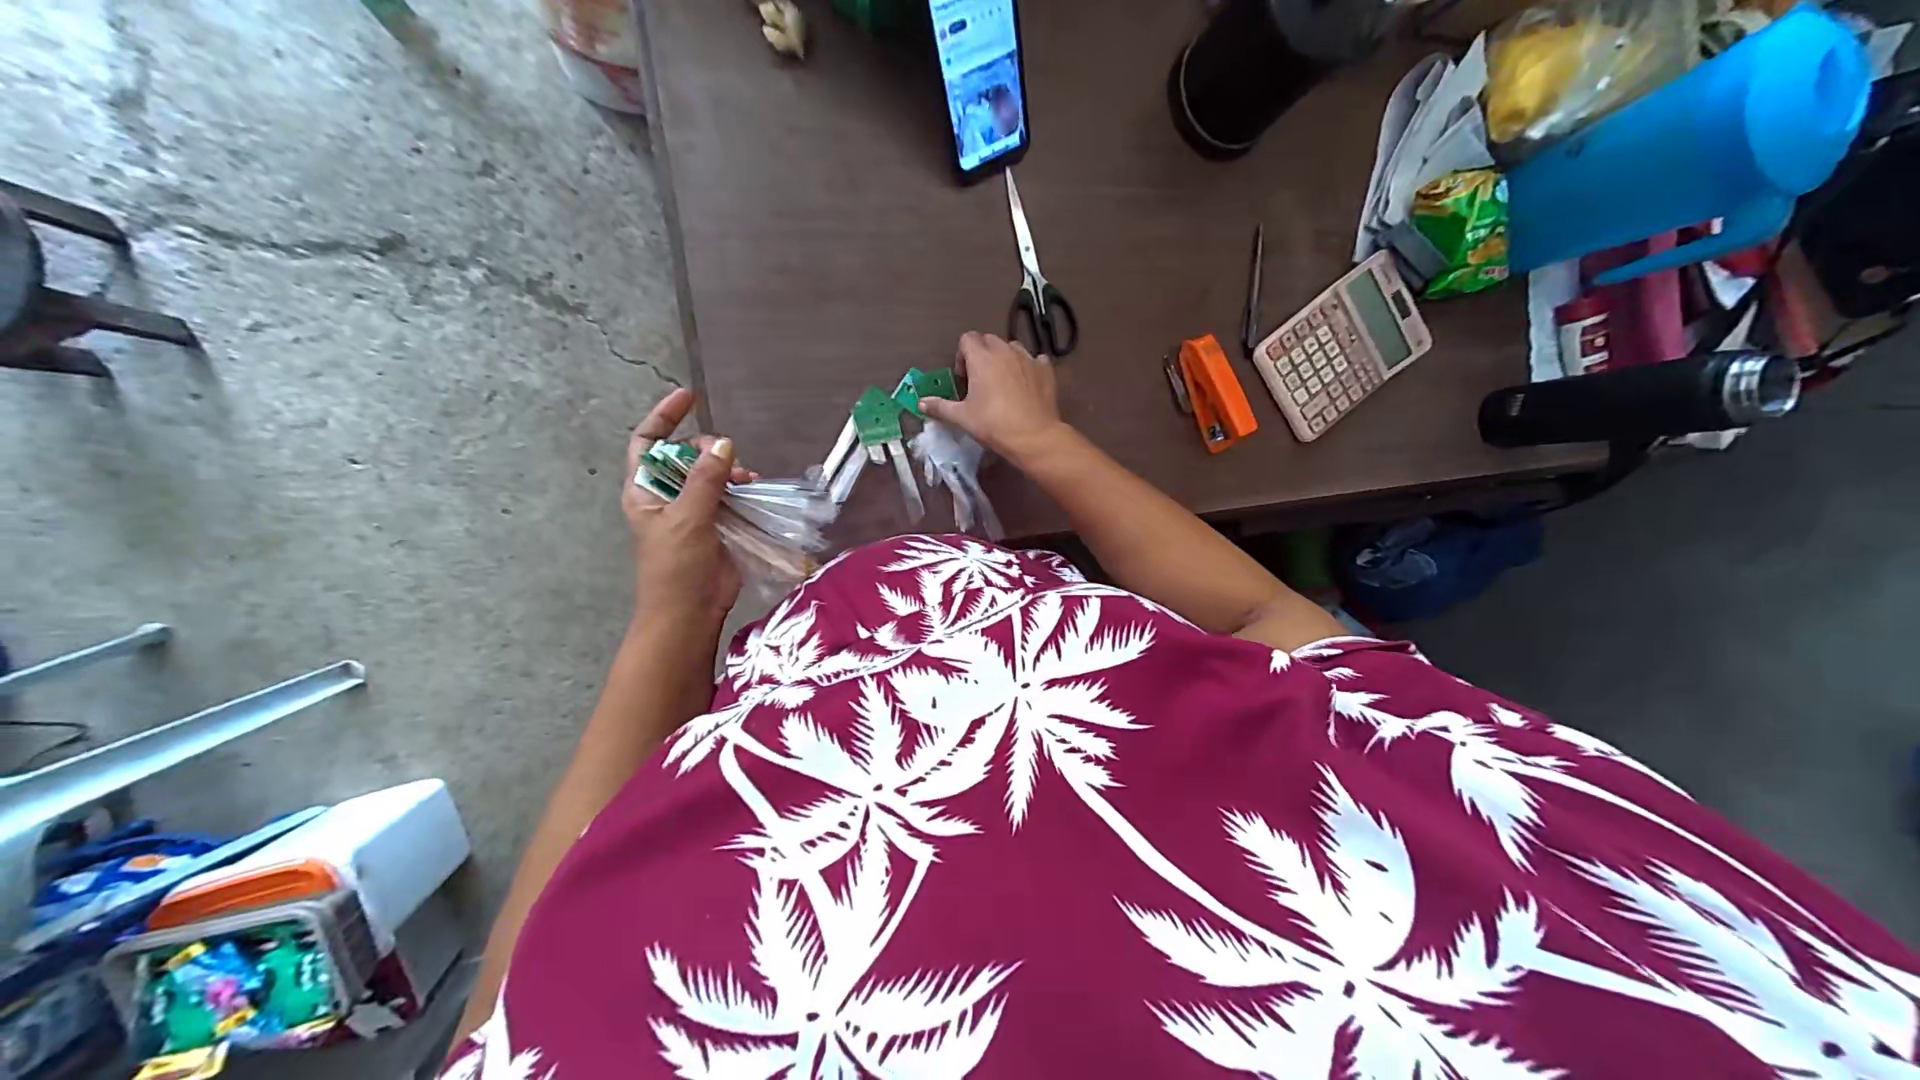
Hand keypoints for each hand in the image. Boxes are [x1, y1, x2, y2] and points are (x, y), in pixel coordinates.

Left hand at [623, 388, 750, 622]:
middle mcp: (666, 496)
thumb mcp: (687, 518)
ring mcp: (692, 510)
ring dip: (728, 469)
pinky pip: (728, 494)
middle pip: (685, 454)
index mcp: (645, 490)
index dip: (664, 417)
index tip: (689, 397)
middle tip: (727, 458)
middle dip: (707, 449)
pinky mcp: (715, 524)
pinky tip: (753, 488)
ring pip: (710, 474)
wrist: (690, 611)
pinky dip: (740, 488)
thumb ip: (705, 478)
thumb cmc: (675, 567)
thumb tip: (723, 442)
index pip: (647, 441)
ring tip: (746, 478)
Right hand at [919, 331, 1070, 462]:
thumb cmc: (992, 424)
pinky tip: (1025, 383)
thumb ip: (940, 406)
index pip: (967, 339)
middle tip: (980, 380)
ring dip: (1004, 358)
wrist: (1033, 436)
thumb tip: (920, 403)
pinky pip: (1035, 359)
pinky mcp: (1045, 370)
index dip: (961, 355)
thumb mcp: (962, 417)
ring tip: (1002, 382)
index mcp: (982, 357)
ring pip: (1012, 347)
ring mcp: (1028, 358)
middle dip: (981, 354)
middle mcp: (1005, 351)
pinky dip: (1027, 367)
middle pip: (988, 340)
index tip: (964, 378)